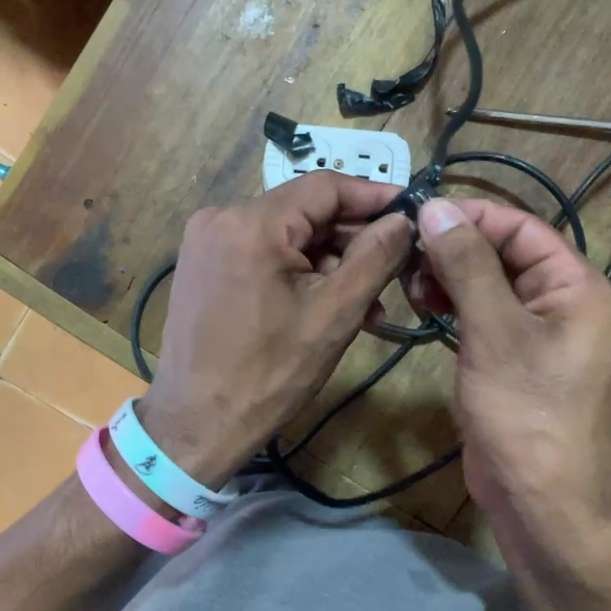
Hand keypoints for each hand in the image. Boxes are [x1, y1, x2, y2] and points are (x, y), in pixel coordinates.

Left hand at [139, 172, 412, 490]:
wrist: (197, 424)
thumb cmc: (269, 373)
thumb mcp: (334, 315)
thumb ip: (375, 257)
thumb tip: (405, 219)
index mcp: (251, 222)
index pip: (326, 186)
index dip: (375, 197)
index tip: (413, 212)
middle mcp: (221, 217)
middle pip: (304, 211)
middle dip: (352, 239)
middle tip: (396, 270)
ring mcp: (206, 242)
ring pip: (286, 235)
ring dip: (328, 263)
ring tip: (367, 305)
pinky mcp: (202, 266)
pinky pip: (262, 254)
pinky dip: (297, 273)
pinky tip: (327, 305)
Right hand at [411, 197, 610, 568]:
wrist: (545, 506)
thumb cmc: (528, 414)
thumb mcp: (495, 332)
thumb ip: (467, 266)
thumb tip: (435, 205)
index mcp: (576, 287)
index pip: (521, 228)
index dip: (471, 217)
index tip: (416, 216)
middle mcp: (562, 305)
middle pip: (504, 255)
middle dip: (455, 249)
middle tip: (405, 258)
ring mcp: (537, 339)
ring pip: (489, 288)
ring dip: (450, 279)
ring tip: (410, 286)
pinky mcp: (512, 366)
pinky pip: (483, 321)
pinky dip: (453, 310)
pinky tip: (423, 309)